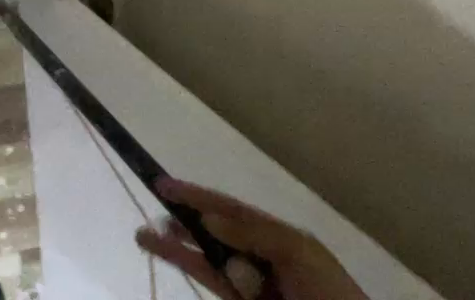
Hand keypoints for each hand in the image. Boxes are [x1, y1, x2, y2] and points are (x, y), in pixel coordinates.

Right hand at [135, 178, 370, 299]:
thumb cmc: (331, 295)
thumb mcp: (299, 253)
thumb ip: (253, 233)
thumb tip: (207, 218)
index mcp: (277, 238)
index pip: (230, 209)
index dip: (197, 196)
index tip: (163, 185)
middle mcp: (259, 257)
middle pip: (213, 231)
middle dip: (182, 219)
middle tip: (151, 208)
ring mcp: (250, 284)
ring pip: (205, 258)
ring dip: (176, 246)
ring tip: (143, 237)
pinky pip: (212, 282)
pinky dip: (190, 266)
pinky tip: (169, 254)